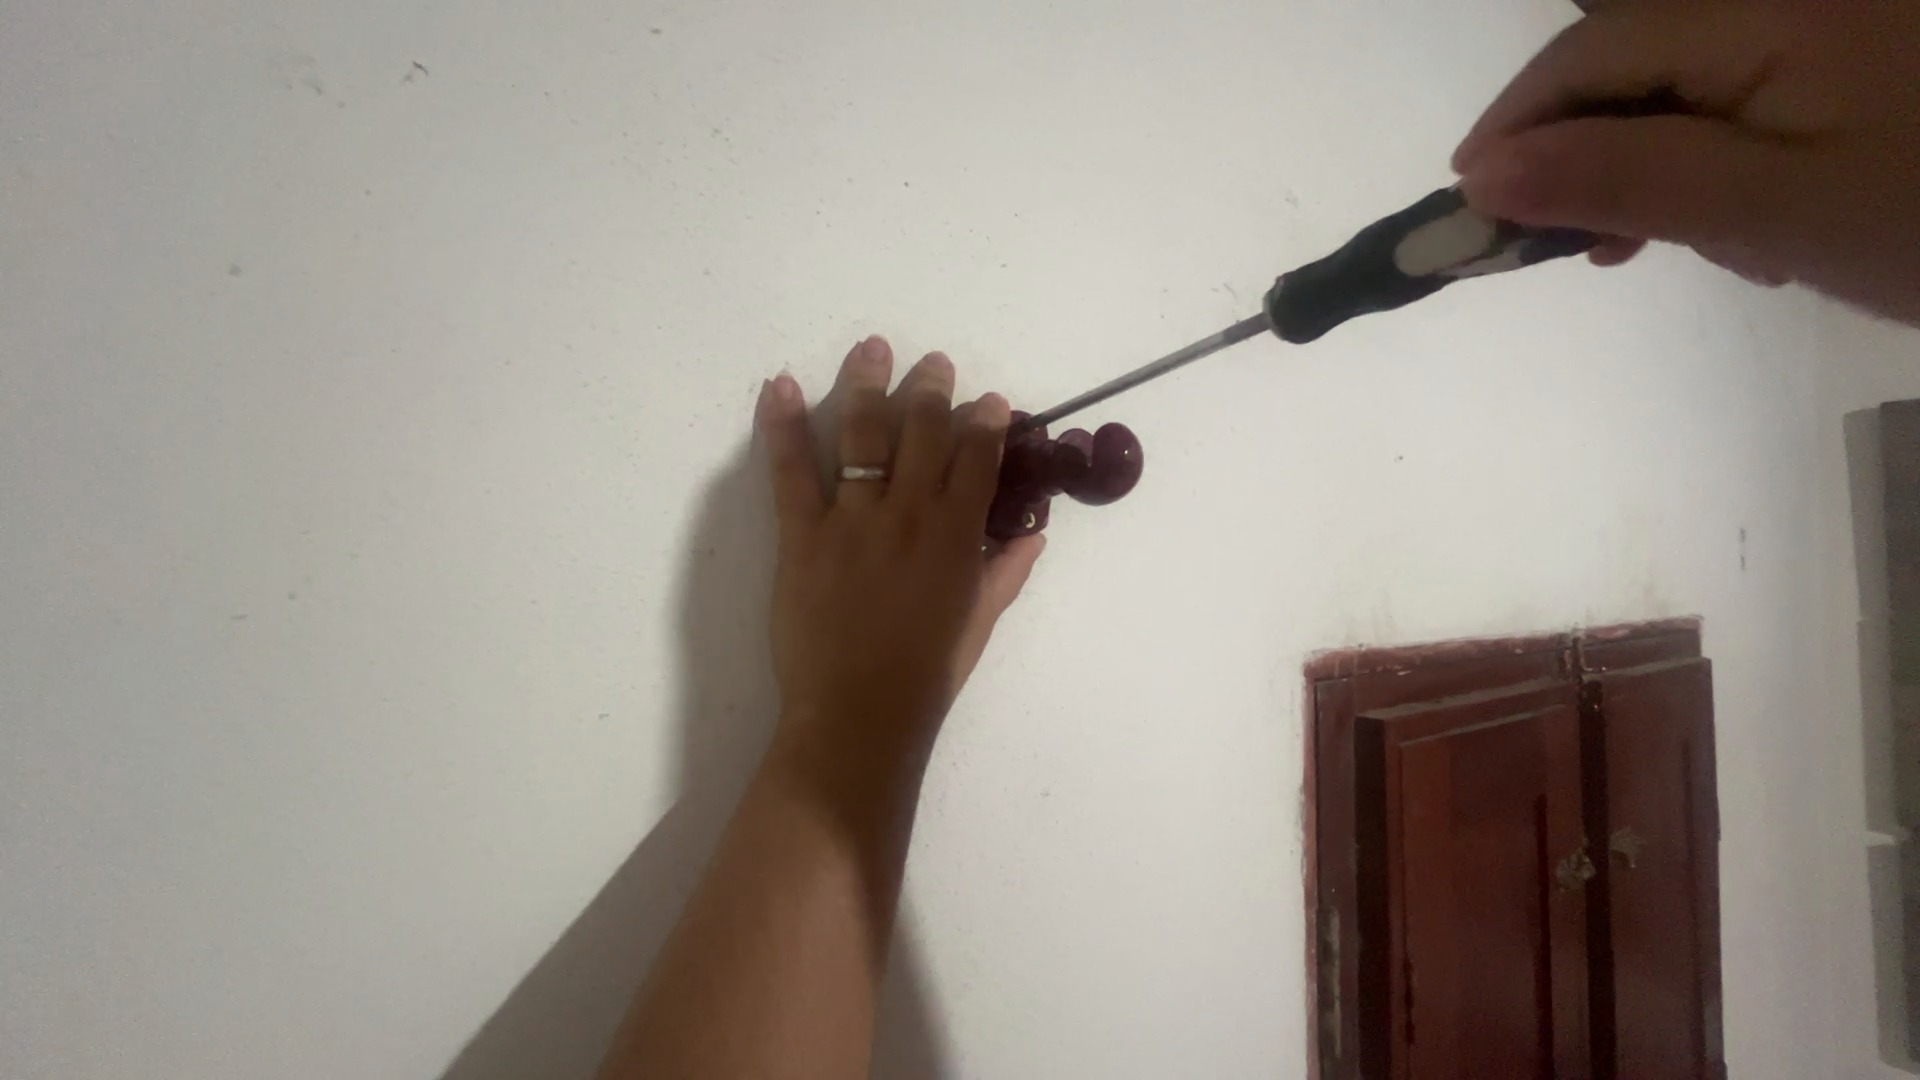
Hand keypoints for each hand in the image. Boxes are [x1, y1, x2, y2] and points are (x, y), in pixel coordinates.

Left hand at [756, 336, 1044, 763]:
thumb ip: (1007, 572)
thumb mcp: (980, 624)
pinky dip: (780, 426)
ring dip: (868, 384)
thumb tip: (1035, 534)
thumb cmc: (926, 675)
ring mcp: (853, 520)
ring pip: (862, 436)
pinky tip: (778, 385)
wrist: (859, 715)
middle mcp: (909, 514)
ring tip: (872, 347)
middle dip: (932, 389)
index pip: (978, 460)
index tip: (989, 399)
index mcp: (957, 536)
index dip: (985, 423)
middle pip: (923, 432)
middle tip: (935, 363)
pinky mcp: (803, 536)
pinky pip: (790, 471)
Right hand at [1452, 0, 1919, 323]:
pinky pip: (1724, 90)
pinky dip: (1687, 155)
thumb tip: (1482, 176)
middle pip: (1621, 59)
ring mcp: (1820, 24)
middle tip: (1549, 242)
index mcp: (1776, 10)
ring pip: (1664, 80)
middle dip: (1567, 150)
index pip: (1589, 52)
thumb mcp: (1765, 208)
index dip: (1509, 128)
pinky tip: (1704, 213)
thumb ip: (1615, 179)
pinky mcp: (1842, 54)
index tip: (1466, 208)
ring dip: (1622, 161)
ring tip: (1632, 242)